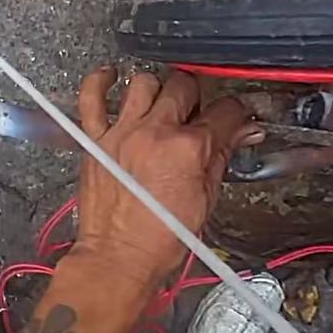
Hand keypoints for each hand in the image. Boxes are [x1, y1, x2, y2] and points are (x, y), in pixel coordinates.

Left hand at [66, 66, 261, 293]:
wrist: (118, 257)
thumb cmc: (159, 239)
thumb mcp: (205, 199)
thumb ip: (221, 157)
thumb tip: (241, 133)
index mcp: (189, 149)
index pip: (224, 111)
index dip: (235, 113)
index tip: (233, 118)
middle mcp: (155, 133)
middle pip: (184, 86)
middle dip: (197, 96)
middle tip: (195, 113)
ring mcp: (122, 133)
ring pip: (143, 82)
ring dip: (157, 88)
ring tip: (160, 103)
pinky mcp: (95, 140)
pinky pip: (91, 98)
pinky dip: (99, 81)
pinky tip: (110, 75)